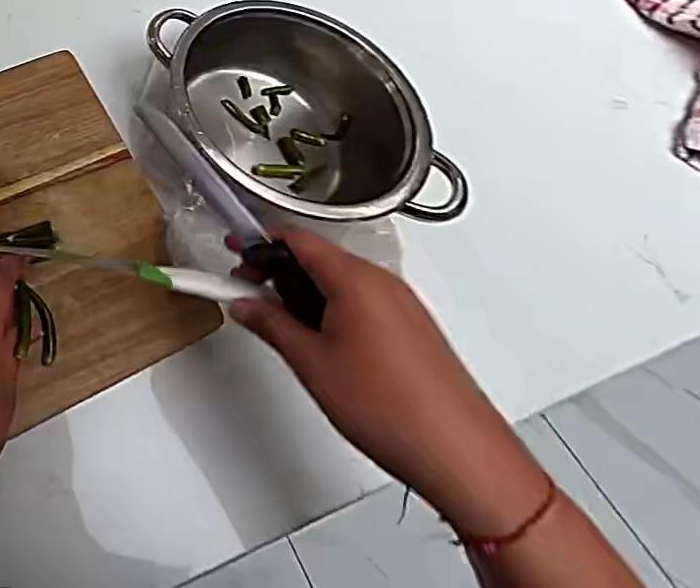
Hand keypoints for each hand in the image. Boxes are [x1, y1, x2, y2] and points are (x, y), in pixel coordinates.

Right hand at [229, 230, 548, 539]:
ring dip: (300, 291)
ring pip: (337, 281)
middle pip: (316, 257)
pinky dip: (328, 308)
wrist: (465, 462)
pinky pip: (360, 302)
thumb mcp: (308, 360)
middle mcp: (385, 286)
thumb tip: (246, 305)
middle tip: (246, 289)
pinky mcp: (413, 332)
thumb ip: (268, 322)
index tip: (234, 251)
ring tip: (277, 321)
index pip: (296, 239)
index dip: (257, 243)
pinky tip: (315, 340)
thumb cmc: (396, 411)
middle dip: (275, 269)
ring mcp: (403, 309)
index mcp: (357, 281)